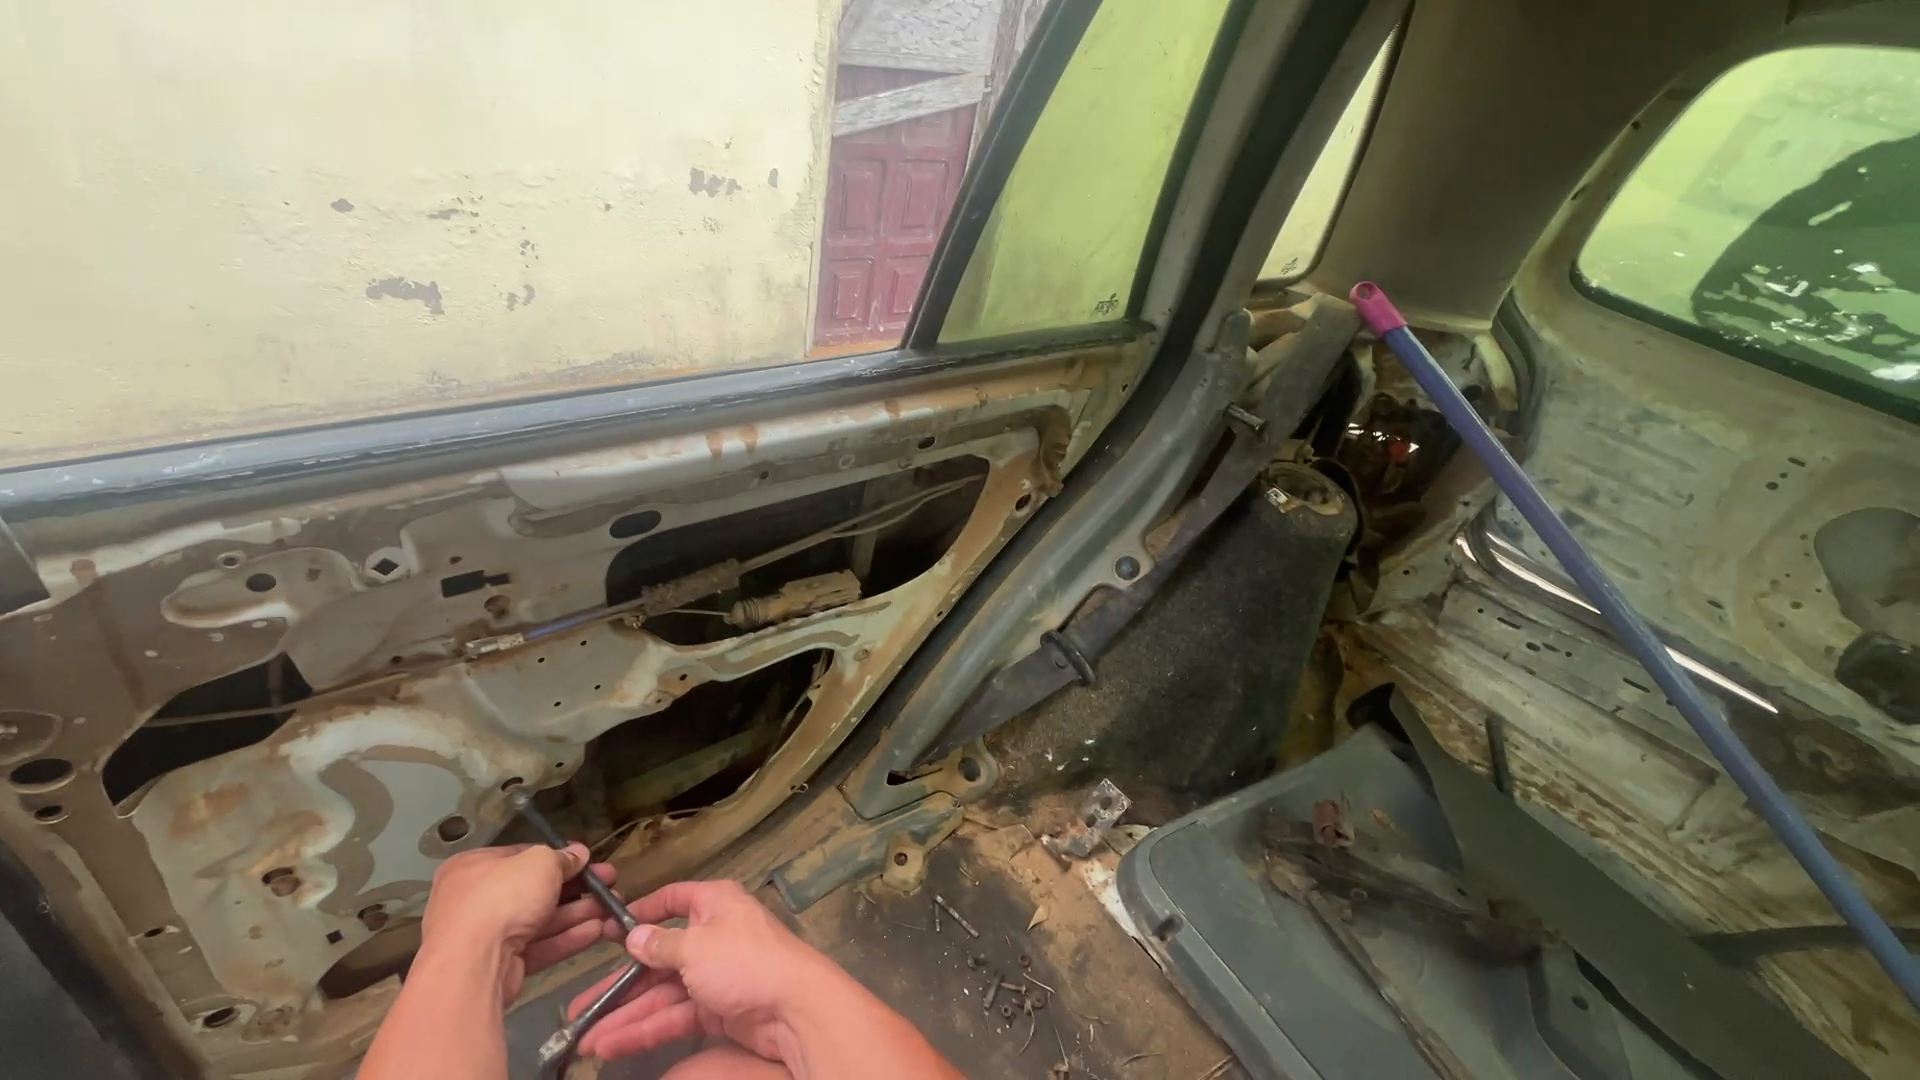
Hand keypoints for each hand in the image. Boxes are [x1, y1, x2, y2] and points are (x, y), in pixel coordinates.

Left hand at [419, 842, 617, 1003]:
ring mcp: (484, 936)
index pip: (522, 856)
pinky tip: (596, 931)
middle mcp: (474, 899)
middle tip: (609, 882)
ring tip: (611, 907)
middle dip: (576, 887)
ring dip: (577, 912)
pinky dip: (566, 938)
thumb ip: (562, 857)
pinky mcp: (497, 966)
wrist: (472, 965)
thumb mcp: (541, 862)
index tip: (587, 860)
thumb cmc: (503, 897)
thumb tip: (577, 854)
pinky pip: (537, 946)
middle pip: (535, 889)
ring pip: (540, 919)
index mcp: (474, 867)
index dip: (558, 857)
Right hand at [571, 880, 961, 1079]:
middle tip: (579, 1009)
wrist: (793, 1006)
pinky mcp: (720, 1009)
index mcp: (715, 903)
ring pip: (664, 993)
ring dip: (627, 1015)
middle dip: (620, 984)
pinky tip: (614, 1046)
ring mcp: (717, 974)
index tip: (607, 931)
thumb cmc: (743, 960)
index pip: (674, 899)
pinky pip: (677, 1015)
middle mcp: (714, 934)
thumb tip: (636, 936)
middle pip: (660, 957)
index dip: (642, 913)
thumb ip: (662, 944)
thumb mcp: (696, 946)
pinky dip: (647, 1030)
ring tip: (587, 1040)